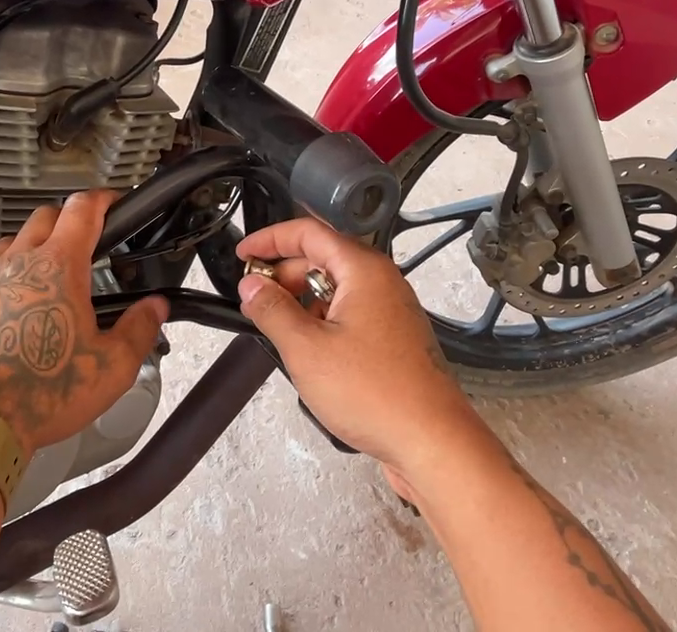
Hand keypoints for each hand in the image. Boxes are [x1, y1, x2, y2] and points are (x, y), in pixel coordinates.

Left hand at [0, 190, 167, 452]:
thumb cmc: (45, 393)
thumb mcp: (111, 368)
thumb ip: (139, 329)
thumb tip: (156, 306)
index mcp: (59, 266)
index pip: (82, 209)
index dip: (102, 199)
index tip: (112, 201)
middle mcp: (17, 261)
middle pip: (44, 216)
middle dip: (66, 221)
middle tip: (81, 244)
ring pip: (8, 242)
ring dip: (28, 248)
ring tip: (40, 276)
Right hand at [235, 218, 472, 470]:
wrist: (432, 444)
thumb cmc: (376, 393)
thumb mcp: (306, 348)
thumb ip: (271, 309)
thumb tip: (251, 285)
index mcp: (363, 270)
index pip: (308, 232)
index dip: (270, 239)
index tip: (243, 254)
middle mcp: (382, 282)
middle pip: (321, 259)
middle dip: (283, 275)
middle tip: (254, 300)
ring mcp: (390, 311)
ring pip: (334, 289)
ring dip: (302, 302)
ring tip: (279, 332)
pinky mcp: (393, 340)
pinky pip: (349, 315)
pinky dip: (322, 323)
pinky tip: (309, 353)